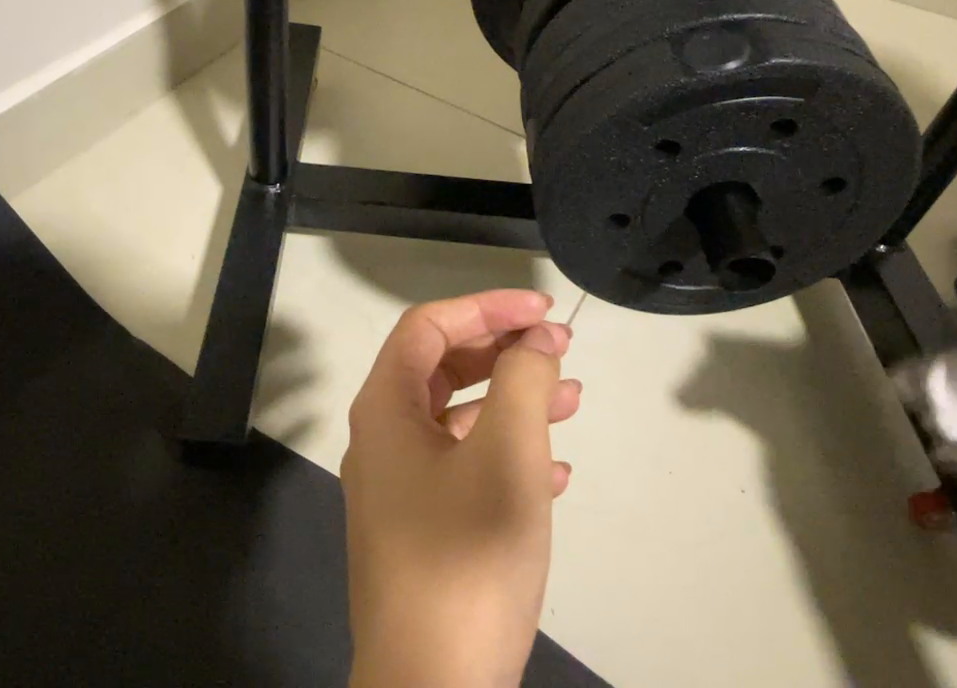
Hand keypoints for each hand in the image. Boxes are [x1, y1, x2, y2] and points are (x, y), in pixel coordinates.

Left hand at [342, 291, 581, 687]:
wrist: (430, 685)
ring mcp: (398, 488)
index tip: (544, 310)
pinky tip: (555, 474)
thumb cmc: (467, 556)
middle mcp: (382, 439)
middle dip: (502, 351)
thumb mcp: (508, 456)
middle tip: (562, 349)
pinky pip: (462, 469)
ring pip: (457, 420)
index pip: (428, 326)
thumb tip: (535, 339)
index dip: (485, 307)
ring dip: (513, 402)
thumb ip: (523, 382)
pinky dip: (506, 456)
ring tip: (573, 400)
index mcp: (385, 409)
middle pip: (440, 368)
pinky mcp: (419, 530)